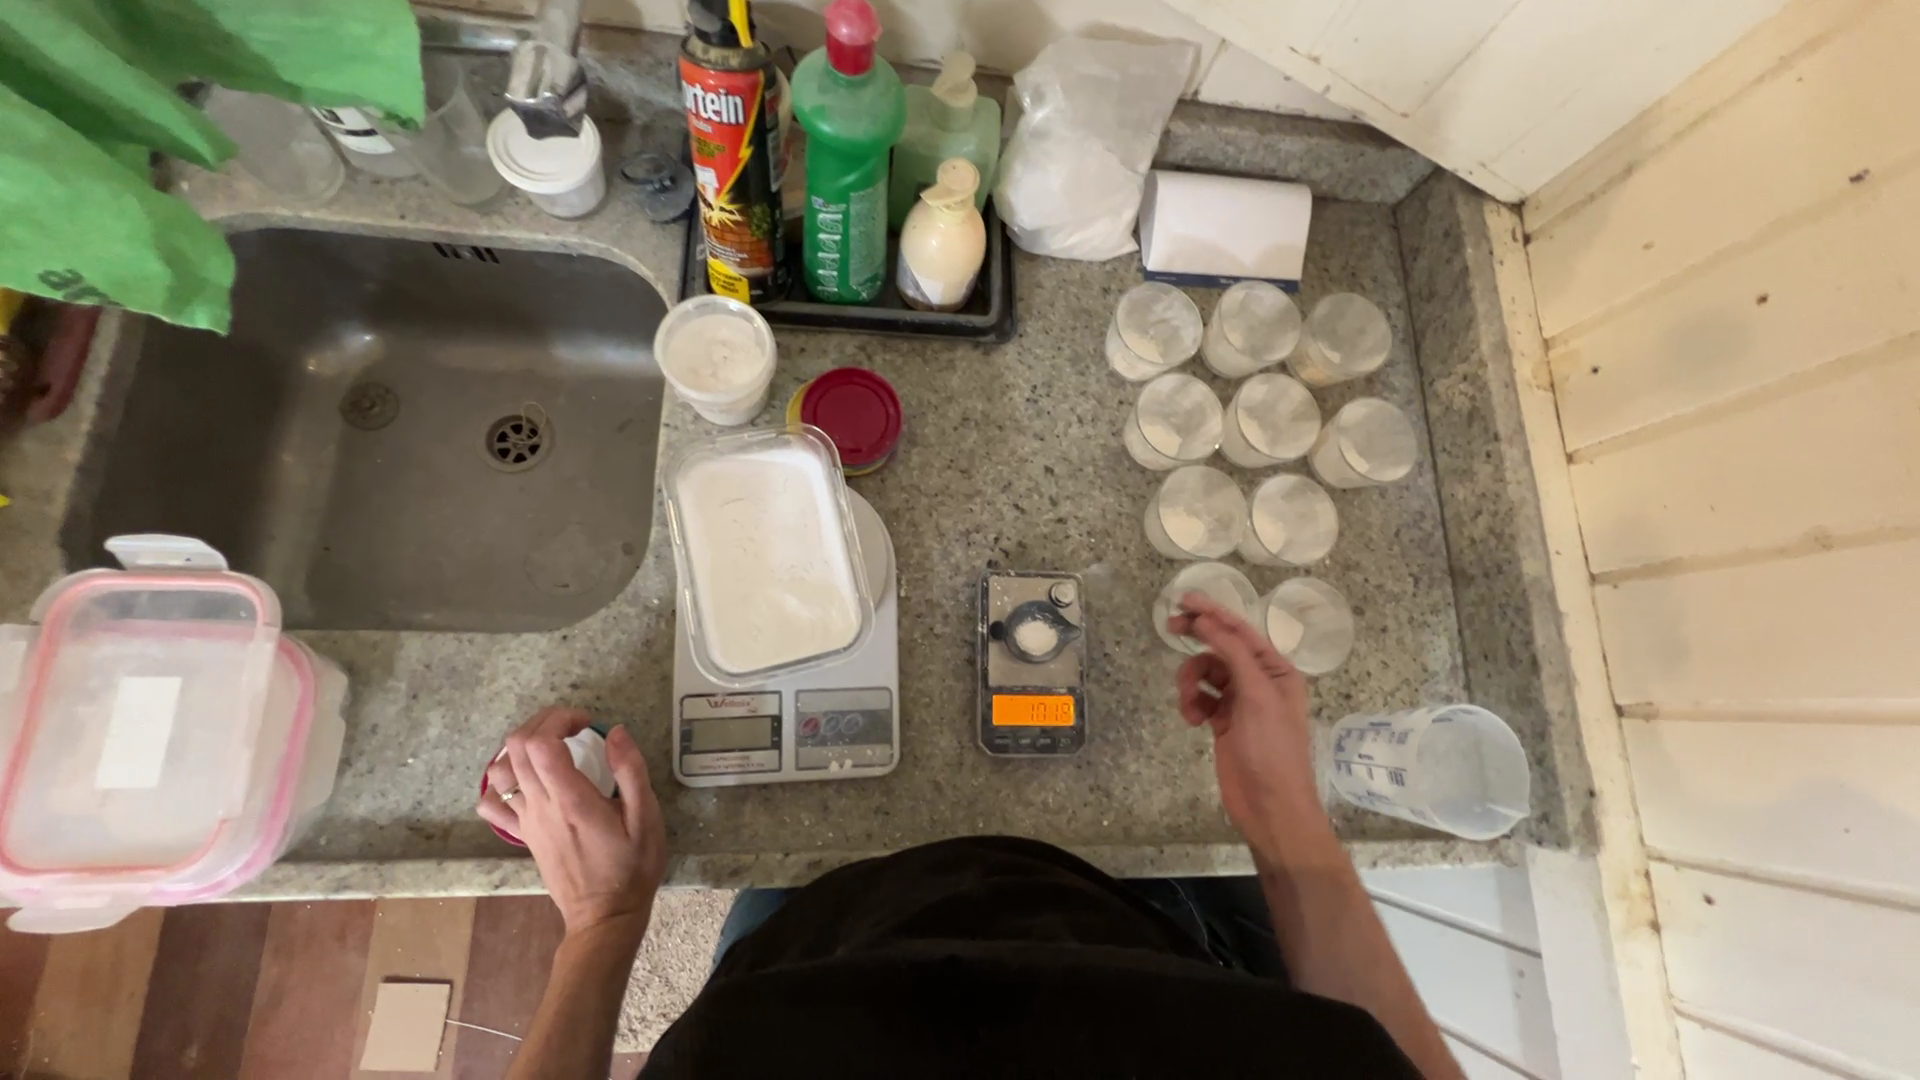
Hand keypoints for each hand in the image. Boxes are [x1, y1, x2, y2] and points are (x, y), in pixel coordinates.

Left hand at [477, 707, 667, 939]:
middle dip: (542, 722)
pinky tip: (529, 777)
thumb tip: (614, 731)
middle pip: (515, 747)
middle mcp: (540, 806)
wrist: (604, 916)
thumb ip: (631, 770)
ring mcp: (525, 821)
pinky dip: (502, 779)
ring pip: (499, 768)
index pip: (540, 743)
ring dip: (522, 745)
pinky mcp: (521, 834)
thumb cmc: (632, 865)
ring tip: (554, 745)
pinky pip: (492, 801)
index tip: (588, 724)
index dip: (559, 719)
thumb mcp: (647, 816)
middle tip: (574, 727)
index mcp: (571, 799)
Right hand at [1169, 592, 1327, 856]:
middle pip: (1221, 648)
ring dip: (1191, 682)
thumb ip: (1232, 654)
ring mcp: (1240, 702)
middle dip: (1198, 641)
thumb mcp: (1256, 696)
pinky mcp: (1223, 721)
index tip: (1185, 600)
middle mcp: (1260, 681)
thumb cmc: (1272, 749)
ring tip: (1188, 703)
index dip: (1214, 613)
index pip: (1241, 631)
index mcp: (1277, 670)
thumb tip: (1207, 621)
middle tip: (1171, 627)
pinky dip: (1192, 704)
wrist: (1270, 805)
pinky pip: (1201, 698)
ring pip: (1206, 674)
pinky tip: (1193, 720)